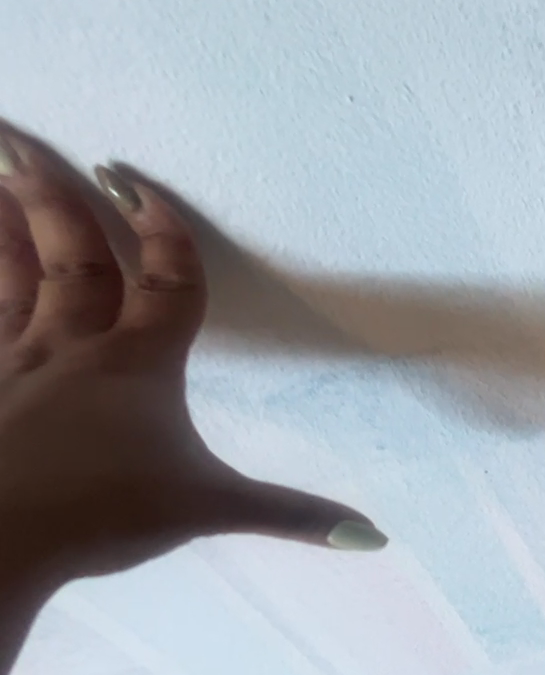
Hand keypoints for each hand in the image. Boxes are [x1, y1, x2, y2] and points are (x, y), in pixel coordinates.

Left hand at [0, 123, 384, 600]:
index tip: (142, 182)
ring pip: (4, 281)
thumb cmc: (105, 516)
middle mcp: (68, 352)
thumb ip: (296, 514)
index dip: (163, 236)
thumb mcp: (213, 509)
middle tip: (18, 137)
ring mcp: (8, 368)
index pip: (165, 286)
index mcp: (137, 367)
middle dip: (50, 199)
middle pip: (69, 262)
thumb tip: (378, 537)